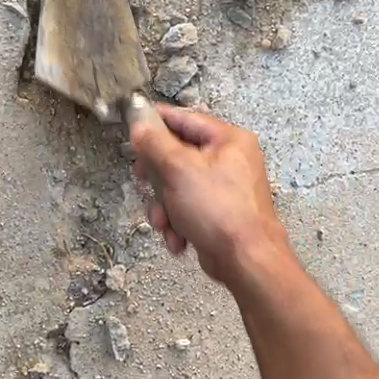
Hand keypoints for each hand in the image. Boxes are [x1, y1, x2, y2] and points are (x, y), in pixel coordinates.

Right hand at [129, 103, 291, 286]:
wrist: (245, 260)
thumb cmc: (219, 210)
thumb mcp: (179, 169)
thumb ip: (155, 143)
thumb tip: (139, 124)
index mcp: (228, 140)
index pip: (184, 119)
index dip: (156, 123)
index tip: (133, 127)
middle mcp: (230, 160)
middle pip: (177, 155)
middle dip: (157, 178)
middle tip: (144, 181)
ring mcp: (225, 188)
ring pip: (178, 186)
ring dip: (164, 206)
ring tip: (165, 223)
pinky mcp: (218, 213)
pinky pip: (187, 208)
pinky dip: (178, 223)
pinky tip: (178, 239)